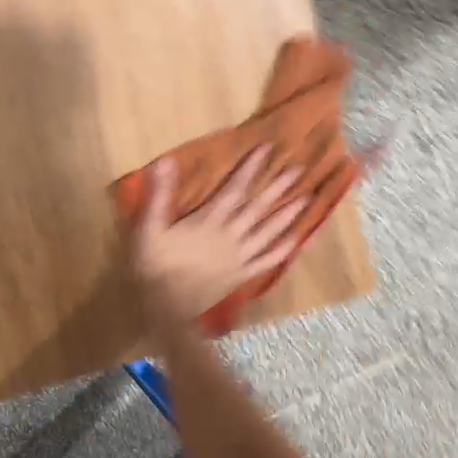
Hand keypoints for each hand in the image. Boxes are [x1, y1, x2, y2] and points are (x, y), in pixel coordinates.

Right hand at [130, 146, 307, 332]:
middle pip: (257, 207)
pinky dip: (282, 249)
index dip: (250, 169)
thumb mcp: (150, 227)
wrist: (166, 308)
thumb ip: (160, 195)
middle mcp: (230, 236)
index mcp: (208, 221)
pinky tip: (296, 240)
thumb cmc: (154, 265)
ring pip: (268, 232)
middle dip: (277, 186)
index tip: (267, 149)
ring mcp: (240, 257)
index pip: (234, 189)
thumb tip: (167, 161)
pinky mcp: (242, 275)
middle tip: (298, 169)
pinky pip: (267, 260)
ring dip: (287, 214)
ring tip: (306, 198)